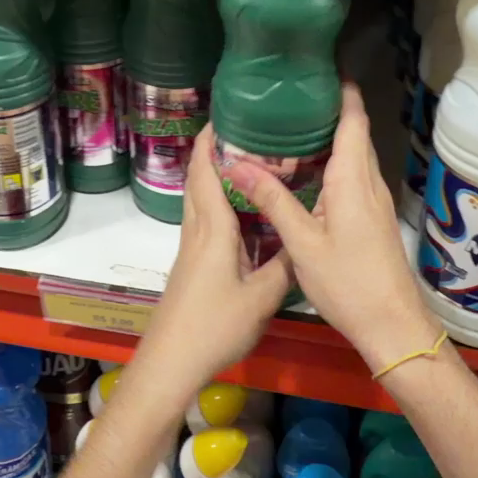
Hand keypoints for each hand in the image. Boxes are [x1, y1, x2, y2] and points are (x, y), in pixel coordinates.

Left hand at [127, 126, 293, 404]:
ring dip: (213, 176)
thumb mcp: (261, 298)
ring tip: (246, 163)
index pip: (204, 172)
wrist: (171, 362)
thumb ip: (284, 266)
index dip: (210, 141)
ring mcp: (191, 248)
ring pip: (198, 199)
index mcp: (212, 229)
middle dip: (212, 152)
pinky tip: (241, 212)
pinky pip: (204, 219)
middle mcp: (197, 230)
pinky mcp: (192, 264)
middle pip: (197, 179)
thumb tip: (306, 236)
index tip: (225, 115)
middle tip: (243, 132)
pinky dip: (218, 202)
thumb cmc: (214, 326)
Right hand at [223, 83, 443, 373]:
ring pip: (353, 154)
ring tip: (291, 122)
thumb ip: (271, 199)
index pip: (353, 120)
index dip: (342, 90)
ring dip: (330, 135)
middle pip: (354, 132)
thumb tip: (234, 162)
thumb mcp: (302, 242)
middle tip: (290, 92)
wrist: (393, 327)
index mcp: (353, 178)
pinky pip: (352, 174)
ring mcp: (373, 200)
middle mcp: (368, 182)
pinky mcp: (371, 217)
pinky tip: (306, 169)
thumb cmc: (348, 283)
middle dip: (329, 107)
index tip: (320, 67)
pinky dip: (331, 160)